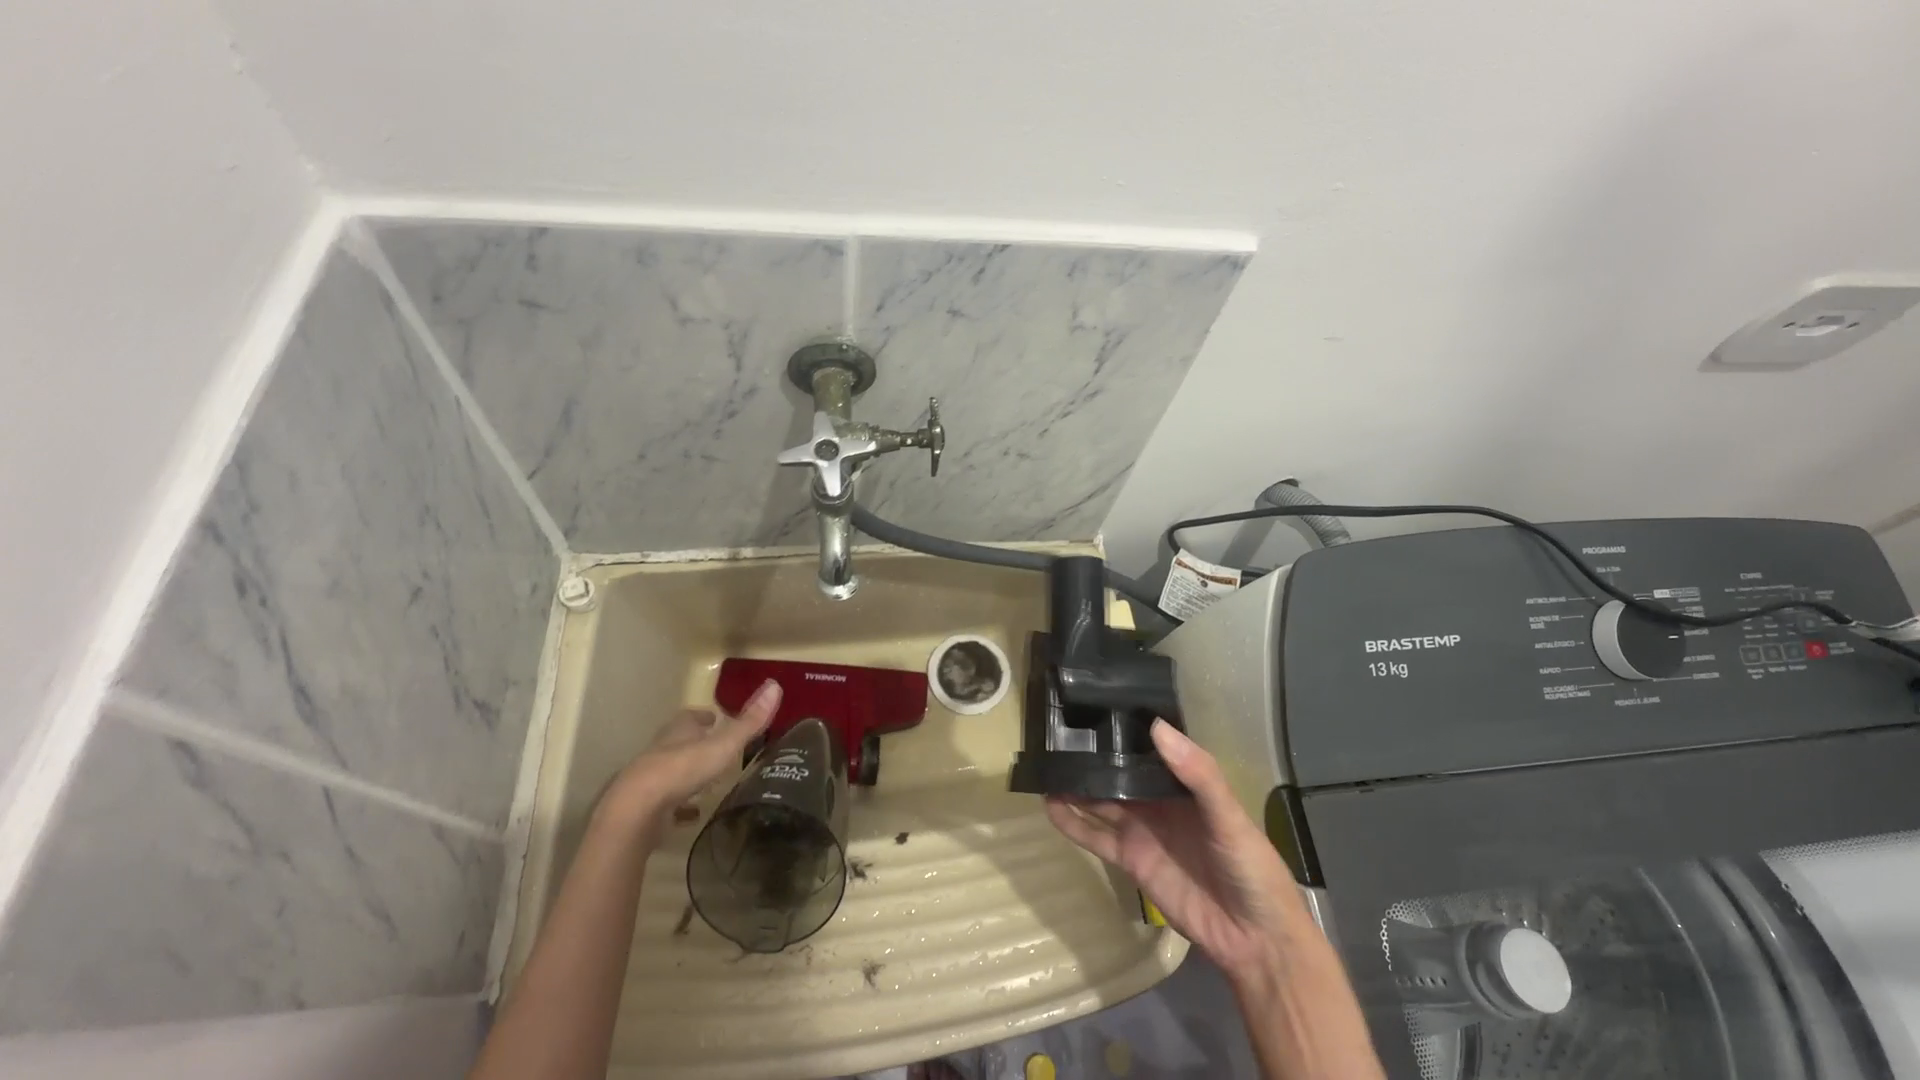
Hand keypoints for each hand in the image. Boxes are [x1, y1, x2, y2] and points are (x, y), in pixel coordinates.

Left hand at [598, 679, 781, 834]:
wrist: (638, 811)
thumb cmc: (682, 769)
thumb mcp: (723, 744)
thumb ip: (749, 722)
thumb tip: (775, 685)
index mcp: (678, 732)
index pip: (690, 718)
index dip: (702, 717)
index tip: (714, 717)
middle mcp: (662, 752)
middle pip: (678, 743)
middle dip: (694, 743)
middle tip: (714, 747)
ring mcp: (651, 781)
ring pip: (671, 772)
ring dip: (687, 774)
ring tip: (708, 781)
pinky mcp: (648, 809)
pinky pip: (668, 805)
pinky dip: (680, 807)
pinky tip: (692, 815)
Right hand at [1045, 719, 1300, 985]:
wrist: (1252, 937)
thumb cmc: (1251, 867)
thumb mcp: (1230, 817)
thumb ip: (1198, 774)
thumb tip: (1156, 727)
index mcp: (1187, 785)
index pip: (1153, 750)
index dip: (1129, 731)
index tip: (1099, 704)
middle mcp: (1161, 803)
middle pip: (1122, 774)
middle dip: (1095, 756)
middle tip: (1058, 732)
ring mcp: (1142, 831)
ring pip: (1102, 802)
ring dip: (1076, 786)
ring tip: (1045, 763)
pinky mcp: (1130, 860)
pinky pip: (1096, 838)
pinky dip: (1072, 823)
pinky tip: (1049, 805)